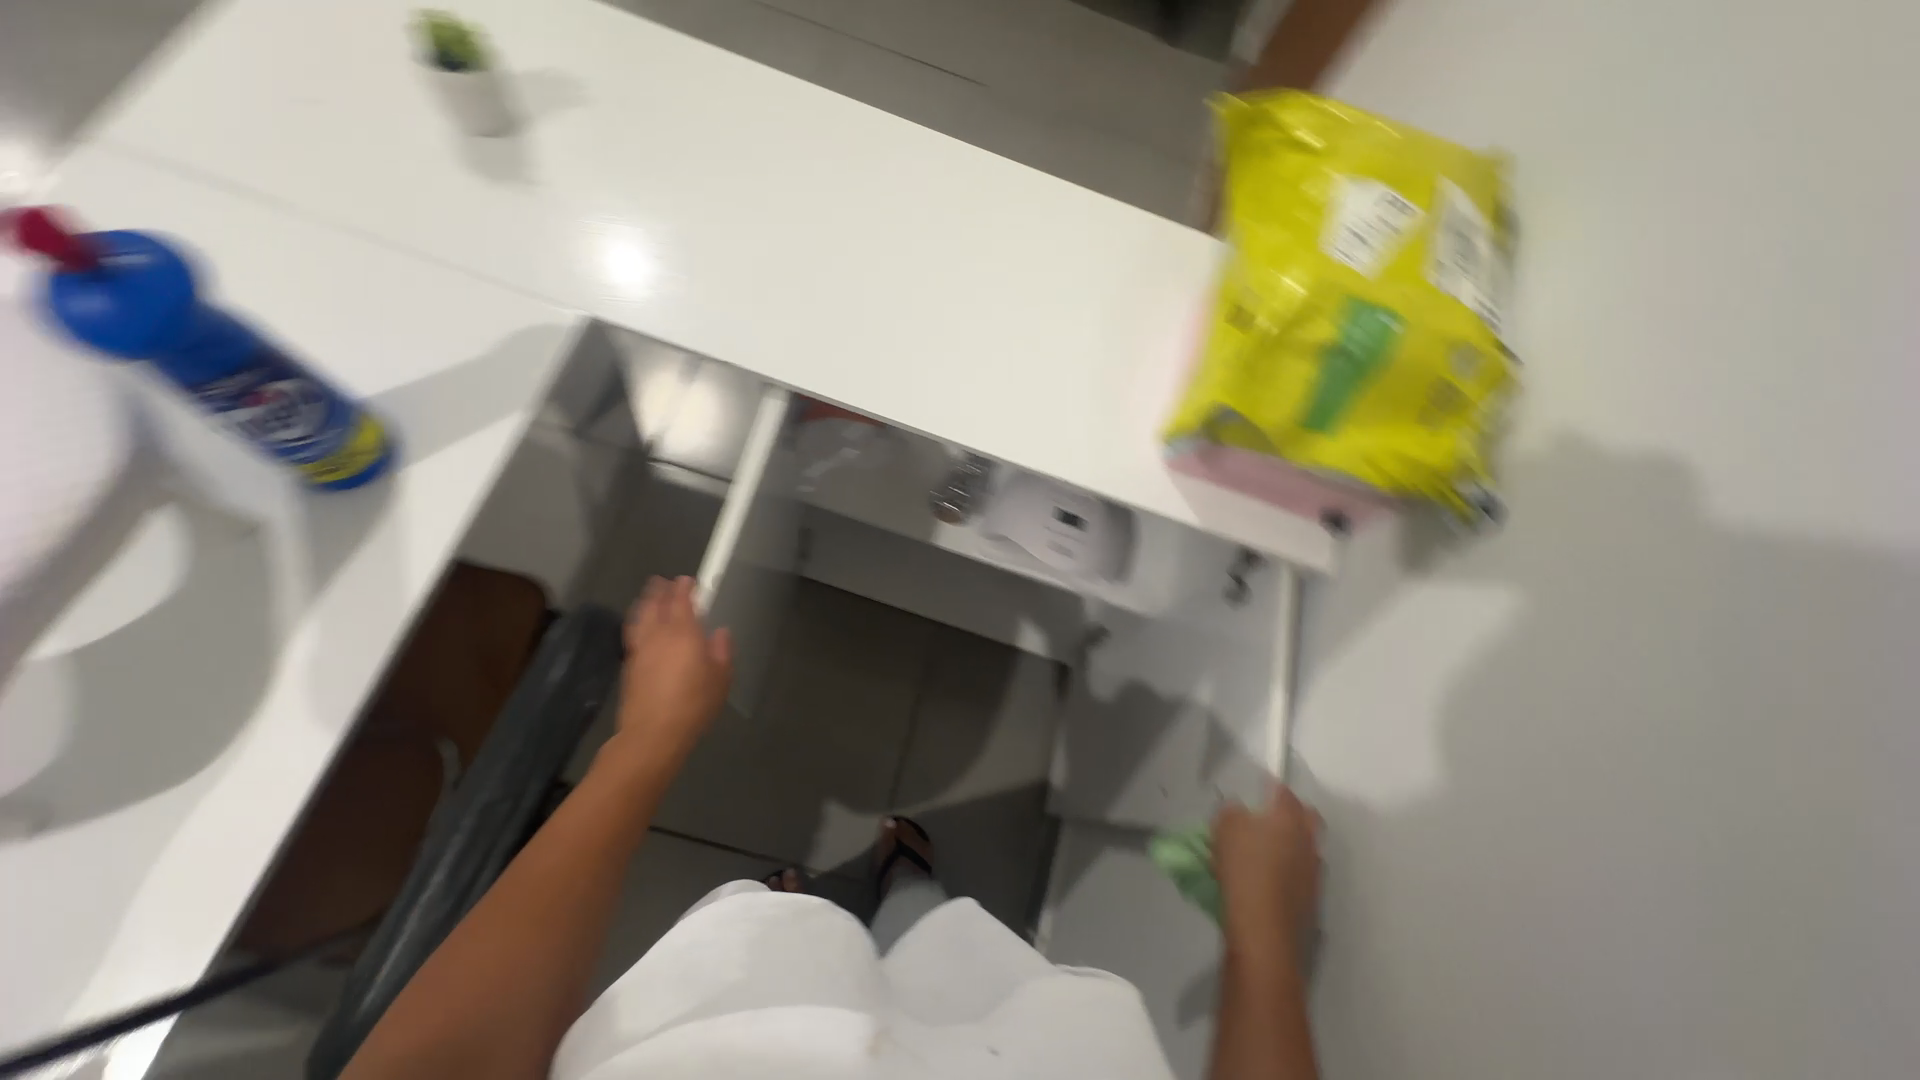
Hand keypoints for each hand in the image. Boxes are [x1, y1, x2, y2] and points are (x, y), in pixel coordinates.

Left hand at [604, 576, 731, 774]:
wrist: (653, 733)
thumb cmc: (694, 705)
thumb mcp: (721, 679)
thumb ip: (720, 651)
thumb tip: (719, 633)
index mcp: (684, 633)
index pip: (681, 600)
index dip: (684, 587)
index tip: (688, 581)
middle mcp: (658, 634)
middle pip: (656, 603)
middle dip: (661, 589)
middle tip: (666, 581)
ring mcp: (640, 648)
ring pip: (640, 616)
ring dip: (646, 602)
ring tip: (649, 596)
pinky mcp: (629, 663)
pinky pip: (633, 632)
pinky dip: (637, 621)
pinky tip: (641, 625)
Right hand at [1212, 784, 1321, 964]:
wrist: (1264, 931)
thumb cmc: (1243, 870)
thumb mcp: (1224, 828)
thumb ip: (1232, 812)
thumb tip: (1240, 812)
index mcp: (1289, 817)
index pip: (1283, 791)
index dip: (1269, 785)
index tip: (1257, 786)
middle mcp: (1309, 840)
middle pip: (1307, 817)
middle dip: (1290, 813)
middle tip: (1265, 819)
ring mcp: (1315, 871)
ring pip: (1305, 847)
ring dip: (1289, 845)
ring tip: (1261, 854)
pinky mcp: (1313, 899)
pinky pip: (1300, 874)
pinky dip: (1287, 872)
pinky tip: (1265, 882)